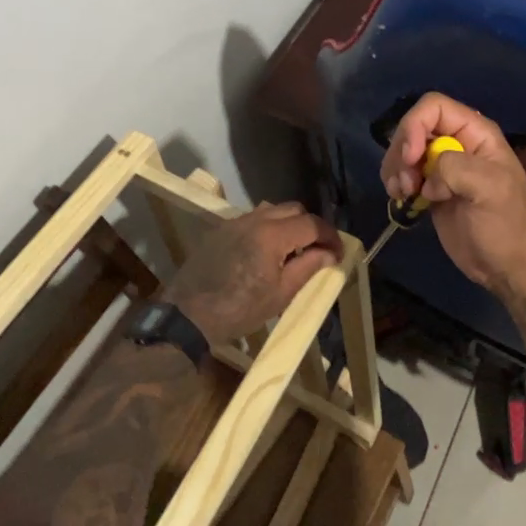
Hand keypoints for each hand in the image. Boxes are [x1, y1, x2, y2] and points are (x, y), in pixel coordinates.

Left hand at [166, 202, 342, 343]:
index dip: (330, 236)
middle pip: (294, 210)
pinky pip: (253, 219)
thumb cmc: (239, 309)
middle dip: (311, 227)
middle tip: (318, 250)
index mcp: (273, 234)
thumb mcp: (281, 294)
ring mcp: (236, 222)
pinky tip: (266, 253)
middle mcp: (256, 219)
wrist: (187, 316)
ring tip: (292, 251)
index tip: (338, 253)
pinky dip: (268, 228)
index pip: (312, 224)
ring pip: (273, 210)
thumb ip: (309, 267)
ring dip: (289, 224)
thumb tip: (330, 254)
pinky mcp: (222, 230)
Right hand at [380, 93, 525, 297]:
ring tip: (403, 194)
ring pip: (404, 150)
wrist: (505, 266)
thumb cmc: (505, 225)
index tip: (411, 158)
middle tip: (406, 184)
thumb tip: (428, 178)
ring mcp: (442, 165)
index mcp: (476, 133)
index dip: (415, 125)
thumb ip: (456, 168)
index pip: (434, 106)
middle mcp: (457, 142)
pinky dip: (395, 182)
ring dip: (395, 169)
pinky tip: (401, 200)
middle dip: (402, 152)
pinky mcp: (430, 188)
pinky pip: (403, 173)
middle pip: (414, 126)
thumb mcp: (489, 189)